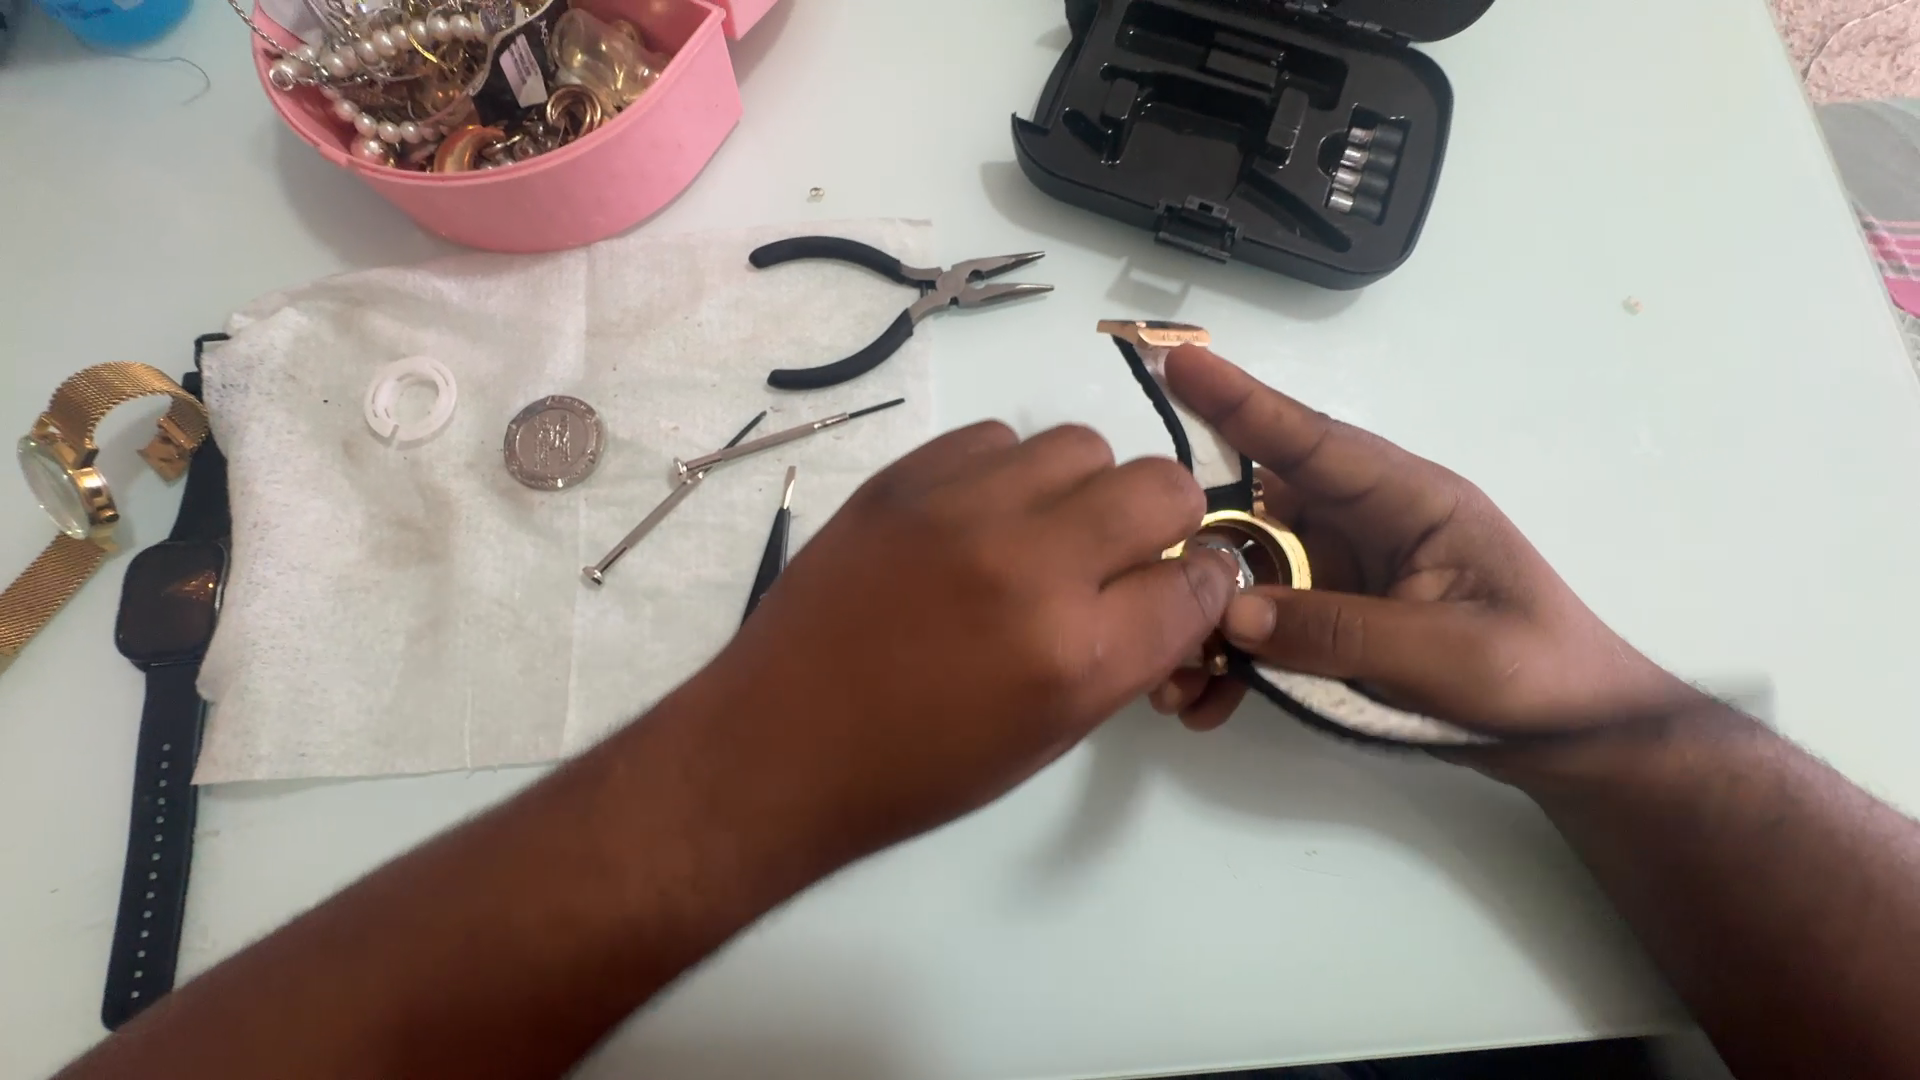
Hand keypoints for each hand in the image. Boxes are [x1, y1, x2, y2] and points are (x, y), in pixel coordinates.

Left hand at [696, 421, 1239, 860]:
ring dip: (1081, 489)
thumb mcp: (1045, 735)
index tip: (1182, 585)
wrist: (779, 742)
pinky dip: (1006, 473)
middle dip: (1163, 521)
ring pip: (1079, 445)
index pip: (1199, 582)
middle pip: (1159, 486)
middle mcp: (1031, 565)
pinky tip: (976, 517)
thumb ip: (1121, 654)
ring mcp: (960, 509)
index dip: (1203, 583)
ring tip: (1040, 530)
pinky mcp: (901, 479)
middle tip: (1120, 552)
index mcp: (1076, 655)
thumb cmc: (917, 767)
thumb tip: (1167, 588)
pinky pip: (995, 438)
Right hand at [1148, 346, 1702, 736]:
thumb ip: (1339, 631)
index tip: (1182, 364)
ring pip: (1242, 578)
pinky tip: (1206, 702)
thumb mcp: (1449, 653)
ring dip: (1201, 624)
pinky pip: (1255, 628)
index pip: (1313, 441)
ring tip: (1173, 681)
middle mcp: (1357, 526)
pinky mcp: (1321, 617)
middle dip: (1194, 550)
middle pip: (1252, 516)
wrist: (1568, 738)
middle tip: (1140, 579)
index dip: (1243, 403)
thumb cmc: (1535, 675)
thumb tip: (1231, 614)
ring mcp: (1334, 573)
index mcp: (1406, 502)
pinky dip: (1225, 663)